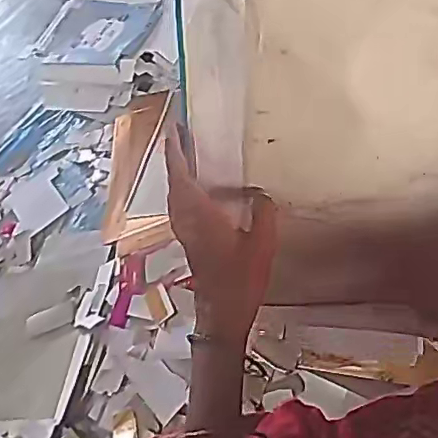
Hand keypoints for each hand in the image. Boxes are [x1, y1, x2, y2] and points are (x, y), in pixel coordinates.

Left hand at [165, 122, 277, 343]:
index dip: (176, 149)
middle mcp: (185, 218)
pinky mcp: (190, 238)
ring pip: (177, 192)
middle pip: (175, 179)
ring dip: (182, 171)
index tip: (176, 127)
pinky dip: (189, 188)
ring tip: (193, 154)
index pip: (181, 173)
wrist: (224, 310)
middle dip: (177, 155)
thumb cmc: (241, 277)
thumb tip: (260, 193)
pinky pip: (184, 204)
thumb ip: (262, 211)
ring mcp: (185, 229)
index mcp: (198, 213)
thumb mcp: (262, 240)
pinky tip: (206, 187)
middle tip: (185, 134)